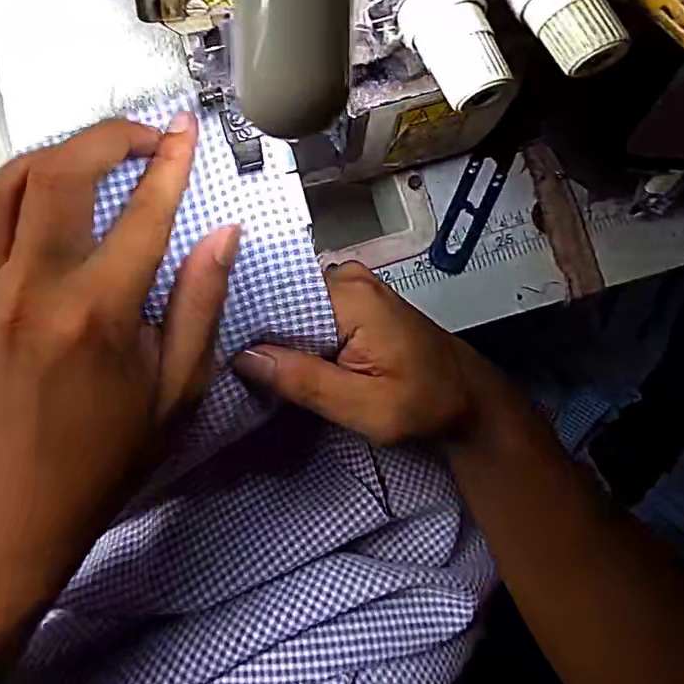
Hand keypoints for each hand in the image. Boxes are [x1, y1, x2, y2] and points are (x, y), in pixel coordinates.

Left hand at [0, 113, 240, 585]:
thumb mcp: (179, 385)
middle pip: (60, 174)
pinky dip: (10, 185)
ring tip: (96, 156)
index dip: (169, 162)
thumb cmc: (111, 448)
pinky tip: (42, 188)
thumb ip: (202, 301)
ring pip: (6, 183)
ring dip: (55, 152)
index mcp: (96, 314)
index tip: (185, 129)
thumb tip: (223, 231)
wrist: (21, 500)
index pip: (141, 214)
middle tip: (147, 139)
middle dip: (109, 138)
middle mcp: (32, 288)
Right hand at [230, 261, 506, 446]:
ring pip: (292, 305)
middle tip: (223, 359)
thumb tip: (242, 357)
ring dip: (273, 333)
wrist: (467, 396)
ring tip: (241, 359)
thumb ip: (305, 381)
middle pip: (283, 297)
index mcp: (349, 294)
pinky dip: (293, 333)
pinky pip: (308, 310)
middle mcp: (346, 276)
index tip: (216, 347)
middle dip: (257, 329)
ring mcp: (350, 283)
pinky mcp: (351, 298)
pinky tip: (274, 356)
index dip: (246, 323)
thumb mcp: (365, 407)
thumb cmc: (425, 402)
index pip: (278, 296)